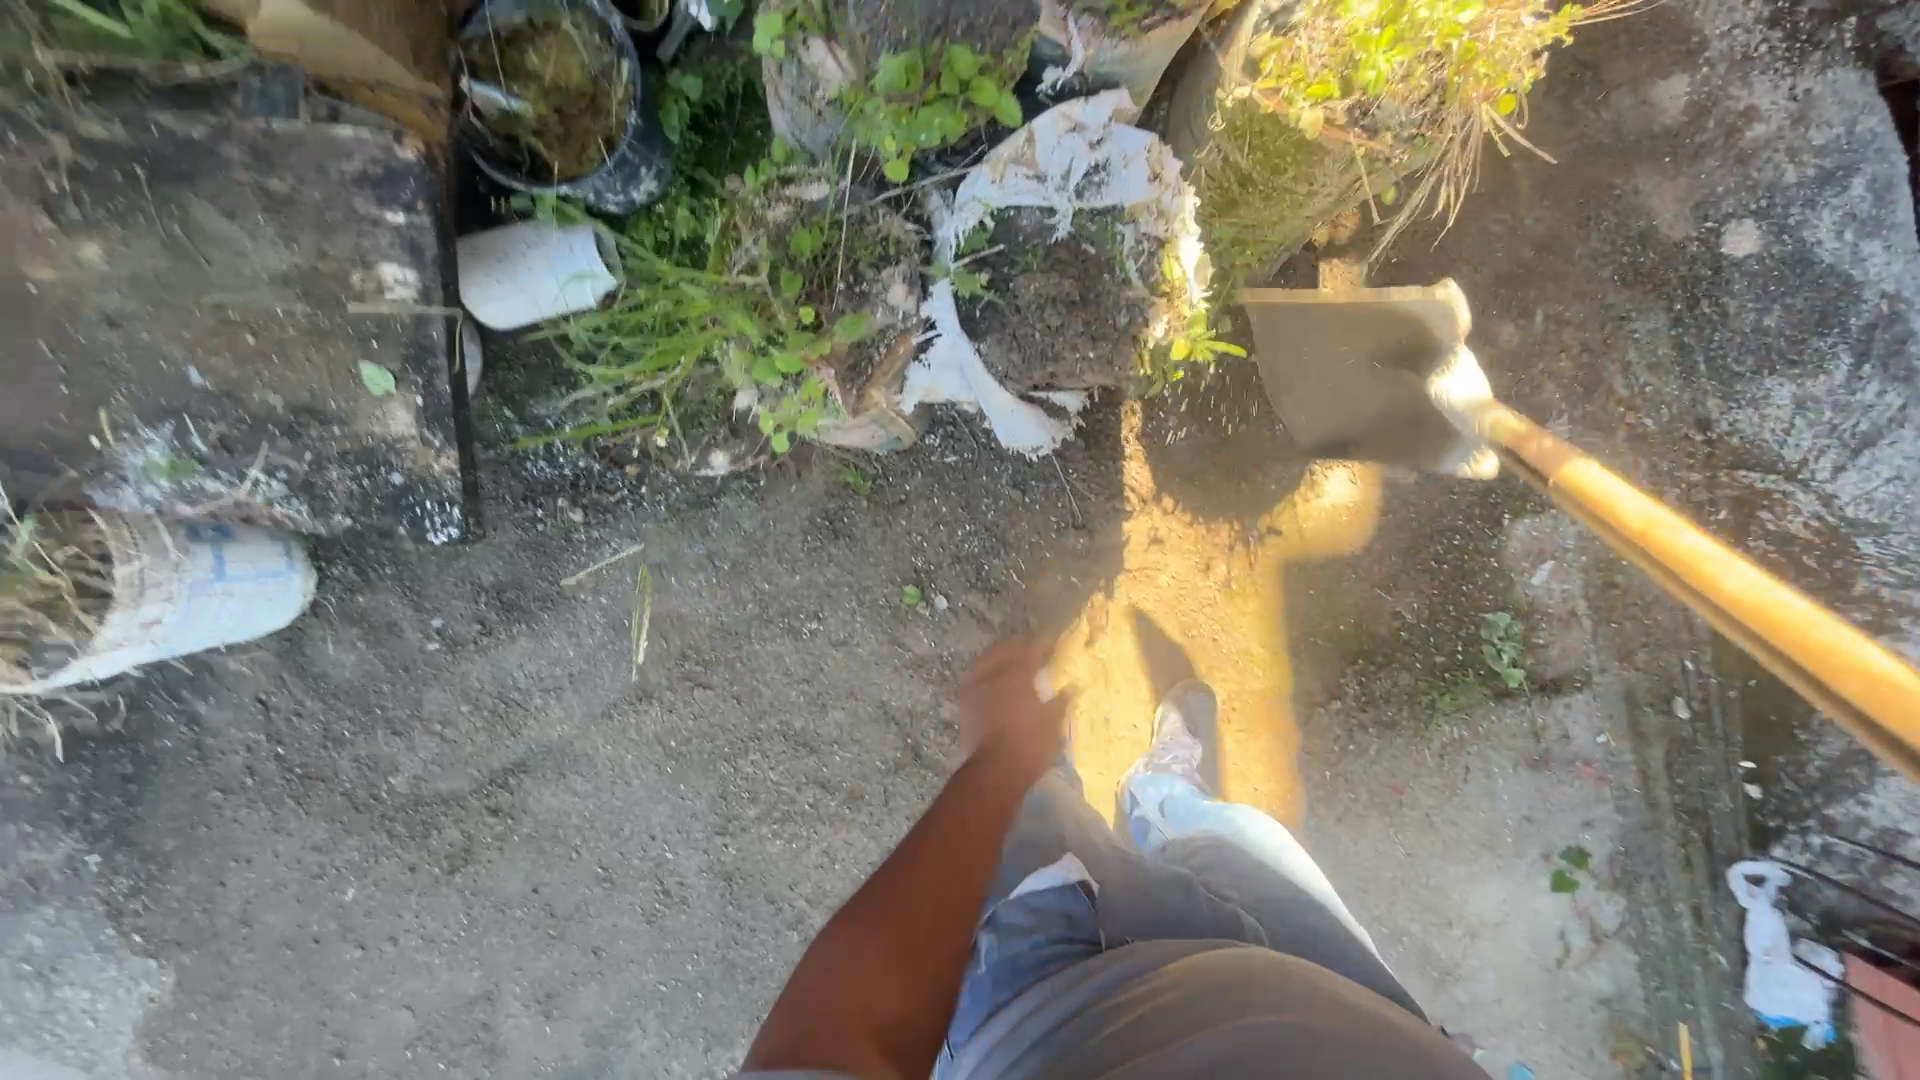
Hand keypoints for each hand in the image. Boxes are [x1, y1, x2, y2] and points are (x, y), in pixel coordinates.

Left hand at [957, 640, 1067, 784]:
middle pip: (1003, 649)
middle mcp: (993, 674)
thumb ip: (1061, 702)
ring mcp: (975, 687)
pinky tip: (993, 681)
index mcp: (1017, 675)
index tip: (1050, 645)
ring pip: (985, 661)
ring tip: (1010, 663)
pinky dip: (985, 674)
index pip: (1030, 650)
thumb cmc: (1029, 745)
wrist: (994, 770)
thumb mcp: (1052, 723)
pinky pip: (974, 678)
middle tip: (1030, 650)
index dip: (1041, 645)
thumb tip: (1072, 687)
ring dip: (998, 657)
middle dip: (1017, 646)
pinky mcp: (964, 703)